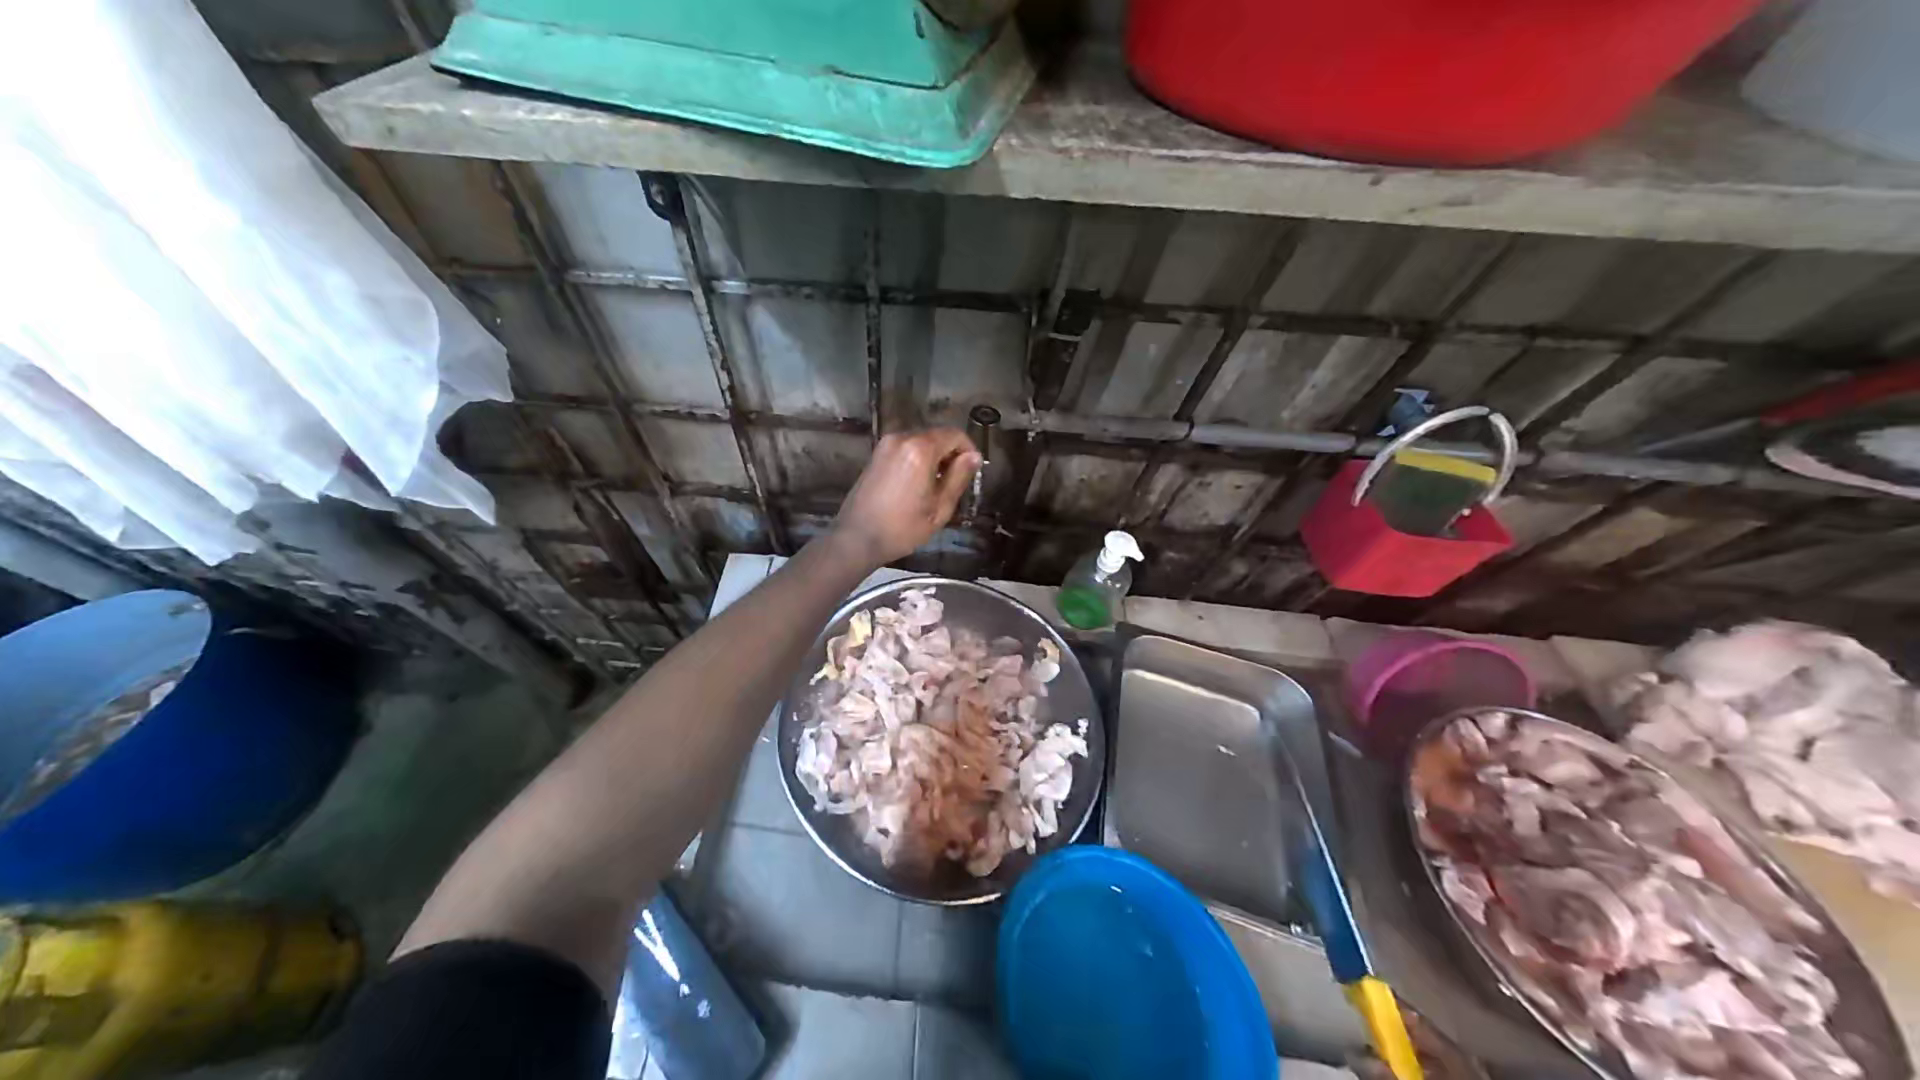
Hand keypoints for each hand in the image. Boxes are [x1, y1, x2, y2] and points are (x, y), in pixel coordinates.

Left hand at [829, 429, 980, 566]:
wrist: (857, 538)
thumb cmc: (902, 528)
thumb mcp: (940, 508)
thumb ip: (959, 477)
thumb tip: (974, 456)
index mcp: (920, 449)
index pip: (955, 435)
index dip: (969, 450)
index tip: (973, 472)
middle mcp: (901, 438)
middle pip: (937, 435)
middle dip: (951, 454)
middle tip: (956, 482)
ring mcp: (885, 445)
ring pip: (922, 441)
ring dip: (935, 457)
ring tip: (937, 486)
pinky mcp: (876, 454)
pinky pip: (906, 448)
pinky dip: (918, 459)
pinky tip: (917, 484)